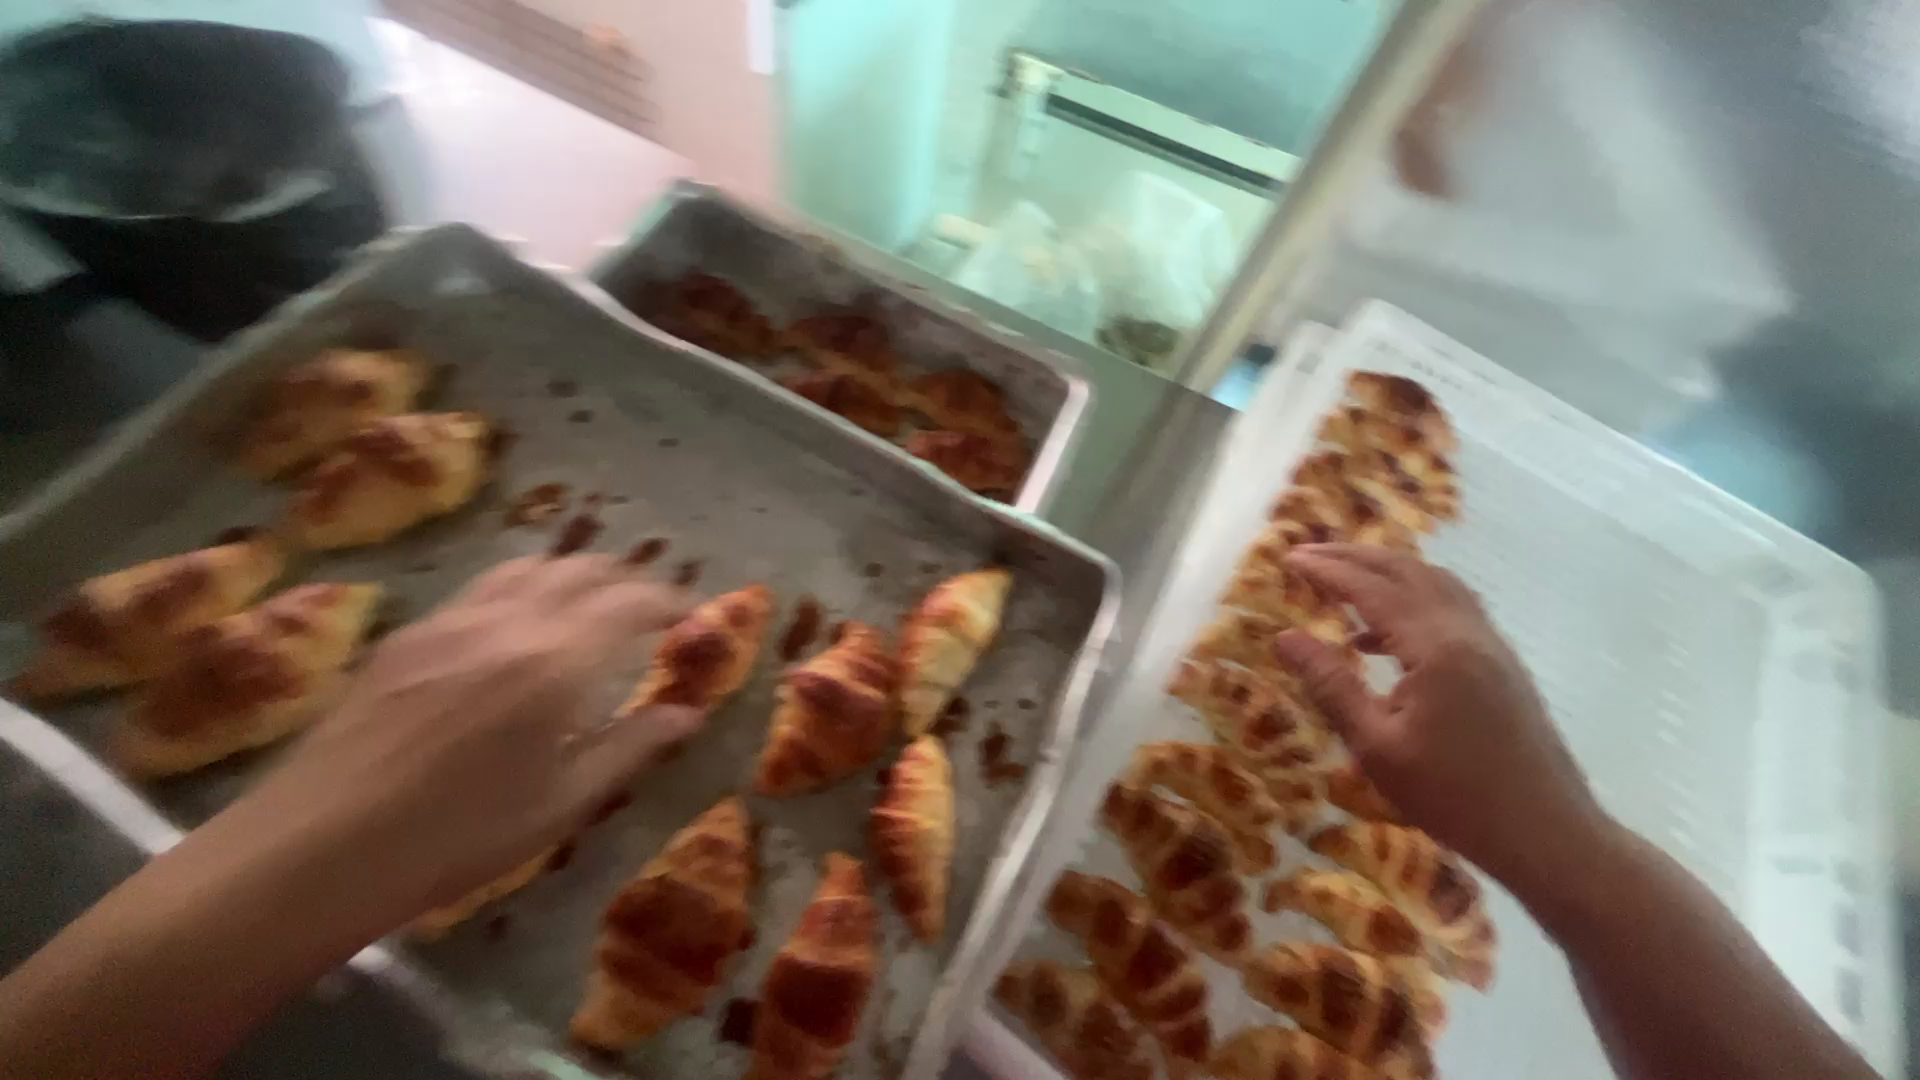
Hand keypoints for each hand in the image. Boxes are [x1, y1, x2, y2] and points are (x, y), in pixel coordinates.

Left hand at [230, 555, 696, 924]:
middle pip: (583, 569)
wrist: (310, 854)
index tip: (692, 614)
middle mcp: (507, 622)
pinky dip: (525, 588)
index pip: (630, 601)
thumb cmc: (456, 837)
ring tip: (593, 603)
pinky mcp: (409, 635)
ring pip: (529, 567)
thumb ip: (634, 745)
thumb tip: (689, 713)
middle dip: (628, 579)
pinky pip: (483, 588)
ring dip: (575, 574)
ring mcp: (452, 622)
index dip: (670, 600)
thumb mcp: (564, 802)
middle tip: (652, 607)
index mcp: (554, 662)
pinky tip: (521, 626)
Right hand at [1273, 544, 1604, 885]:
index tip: (1288, 558)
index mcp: (1437, 648)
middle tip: (1308, 553)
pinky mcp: (1501, 665)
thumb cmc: (1454, 797)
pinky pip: (1451, 607)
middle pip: (1408, 572)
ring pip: (1435, 583)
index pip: (1372, 589)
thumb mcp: (1376, 746)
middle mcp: (1468, 633)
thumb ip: (1331, 684)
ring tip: (1342, 576)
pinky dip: (1410, 598)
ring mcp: (1492, 646)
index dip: (1328, 570)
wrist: (1550, 837)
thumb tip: (1285, 638)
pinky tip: (1380, 635)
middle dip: (1355, 557)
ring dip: (1387, 570)